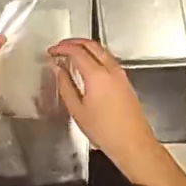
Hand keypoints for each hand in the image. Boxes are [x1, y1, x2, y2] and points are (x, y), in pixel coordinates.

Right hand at [49, 38, 173, 184]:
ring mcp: (121, 75)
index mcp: (97, 75)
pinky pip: (108, 59)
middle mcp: (111, 70)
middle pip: (91, 45)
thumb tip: (58, 70)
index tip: (52, 51)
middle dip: (73, 42)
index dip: (62, 48)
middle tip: (60, 47)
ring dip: (85, 47)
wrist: (133, 143)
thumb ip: (65, 86)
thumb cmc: (106, 131)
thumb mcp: (77, 110)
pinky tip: (87, 66)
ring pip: (102, 50)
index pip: (76, 51)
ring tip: (71, 54)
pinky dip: (95, 56)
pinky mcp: (125, 81)